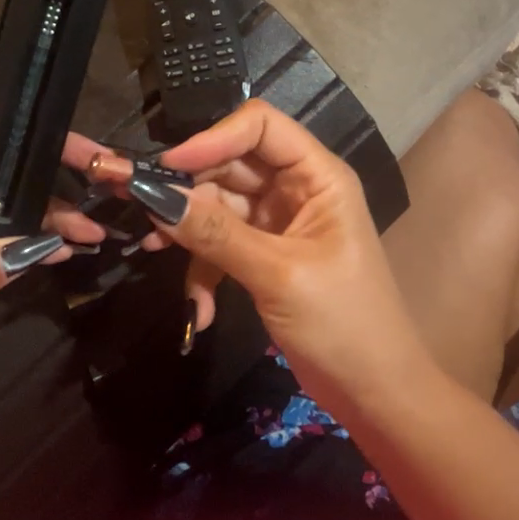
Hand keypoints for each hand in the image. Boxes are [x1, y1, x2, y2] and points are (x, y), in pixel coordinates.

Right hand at [154, 101, 435, 415]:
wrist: (375, 394)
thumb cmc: (343, 324)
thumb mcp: (276, 275)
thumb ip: (215, 234)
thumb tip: (155, 196)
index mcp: (318, 176)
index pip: (260, 126)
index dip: (212, 138)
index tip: (166, 168)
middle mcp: (298, 189)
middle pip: (231, 165)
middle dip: (189, 192)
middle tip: (143, 214)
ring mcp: (280, 223)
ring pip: (219, 207)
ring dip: (189, 235)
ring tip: (155, 254)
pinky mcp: (265, 256)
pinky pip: (221, 245)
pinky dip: (204, 272)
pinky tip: (199, 312)